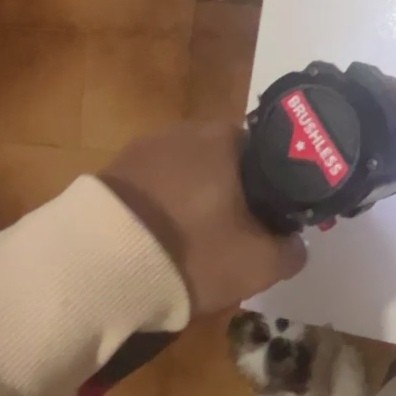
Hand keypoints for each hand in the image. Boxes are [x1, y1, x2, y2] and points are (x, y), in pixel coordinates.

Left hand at [99, 121, 306, 315]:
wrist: (99, 265)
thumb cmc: (191, 249)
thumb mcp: (257, 264)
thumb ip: (289, 252)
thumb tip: (297, 244)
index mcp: (227, 137)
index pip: (266, 154)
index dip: (272, 190)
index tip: (267, 223)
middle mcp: (188, 129)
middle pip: (225, 163)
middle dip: (231, 196)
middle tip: (231, 239)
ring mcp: (145, 147)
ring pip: (187, 175)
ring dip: (193, 202)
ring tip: (189, 246)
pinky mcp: (112, 171)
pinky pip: (152, 188)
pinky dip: (160, 211)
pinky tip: (156, 244)